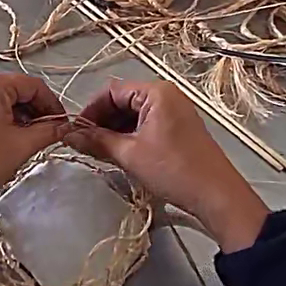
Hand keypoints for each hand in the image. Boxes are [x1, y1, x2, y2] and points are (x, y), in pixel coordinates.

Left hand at [0, 71, 68, 222]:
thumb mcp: (21, 146)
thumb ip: (48, 131)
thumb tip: (66, 127)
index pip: (34, 85)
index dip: (53, 105)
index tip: (63, 125)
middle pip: (18, 92)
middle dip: (37, 112)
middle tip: (50, 135)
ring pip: (4, 103)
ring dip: (22, 119)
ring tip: (31, 142)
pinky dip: (5, 123)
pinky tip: (11, 142)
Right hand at [65, 79, 268, 251]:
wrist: (216, 194)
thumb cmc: (174, 169)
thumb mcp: (130, 154)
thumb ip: (97, 141)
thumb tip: (69, 135)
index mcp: (156, 92)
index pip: (112, 91)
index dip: (90, 110)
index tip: (74, 131)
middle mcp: (167, 95)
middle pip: (123, 100)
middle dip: (102, 121)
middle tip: (83, 144)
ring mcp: (175, 112)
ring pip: (134, 114)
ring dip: (115, 131)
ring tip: (99, 152)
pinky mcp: (178, 128)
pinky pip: (147, 124)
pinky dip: (130, 136)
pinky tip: (119, 153)